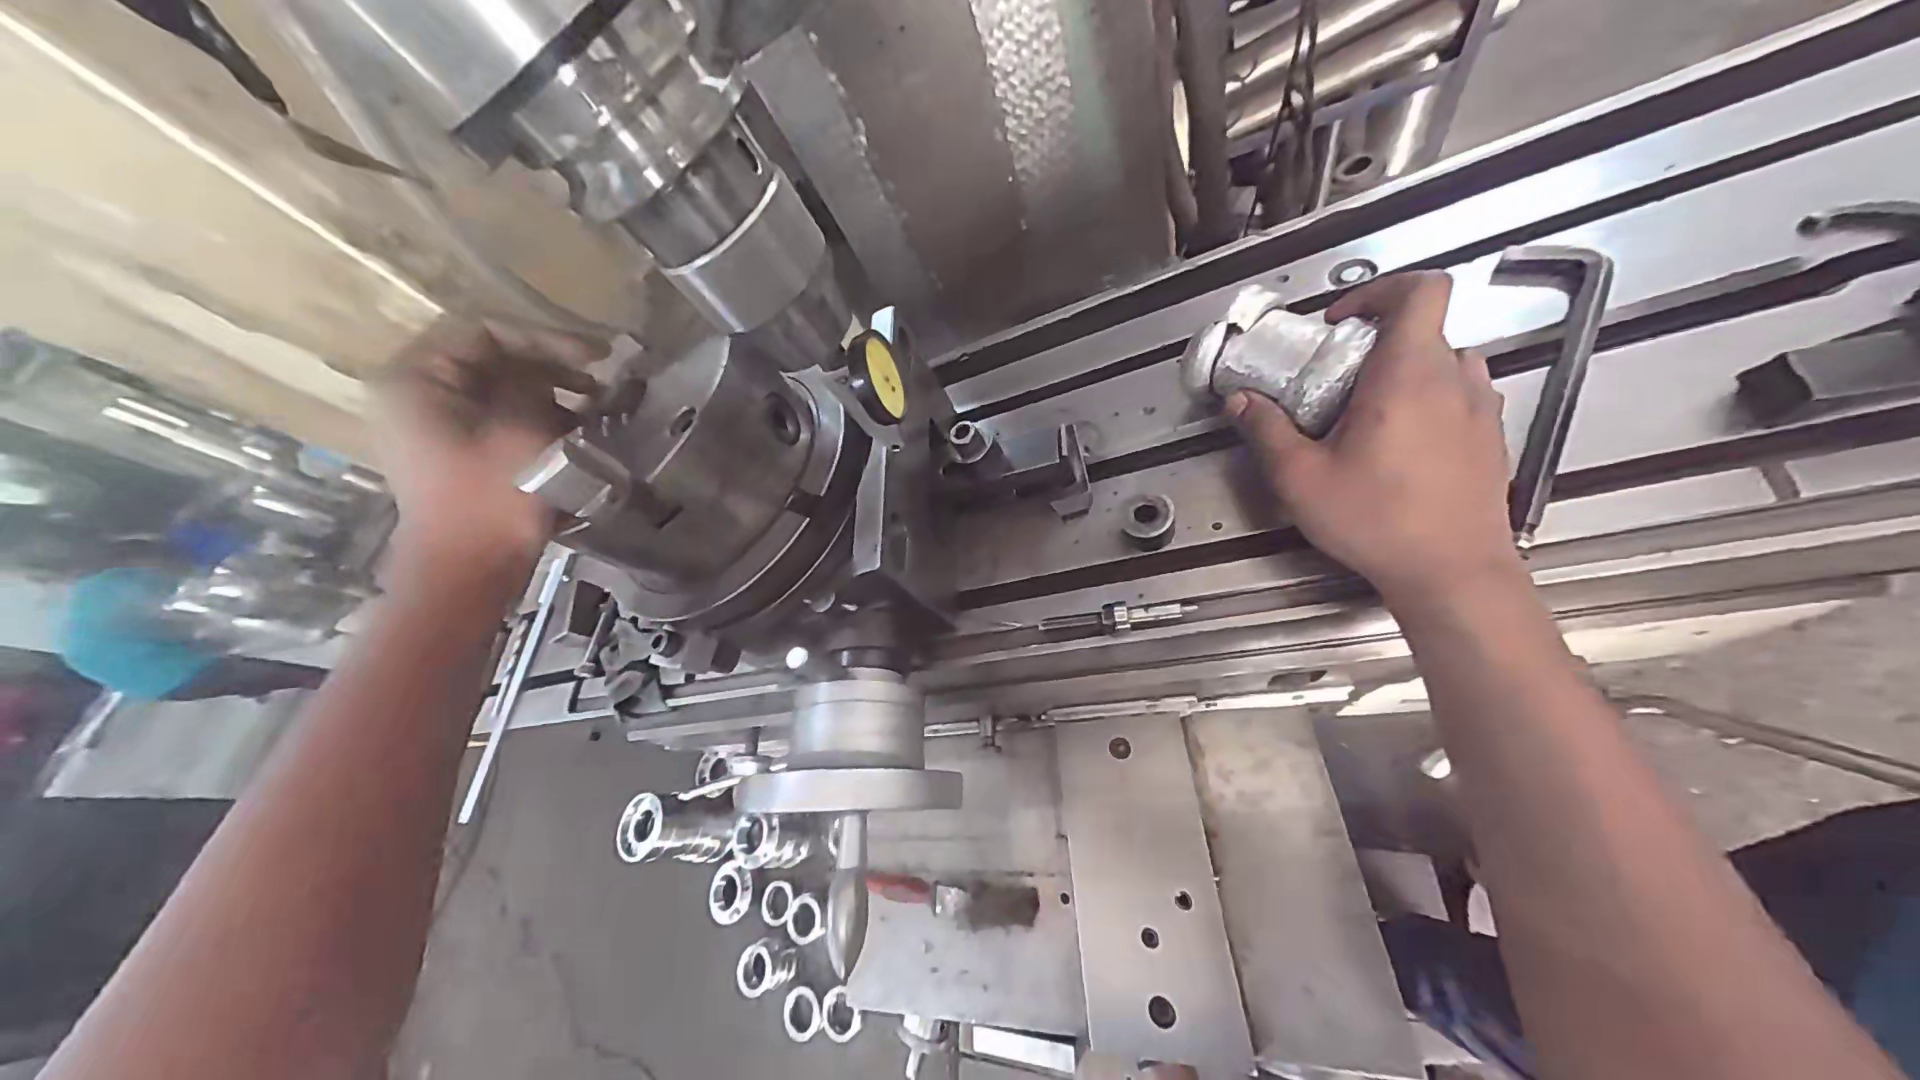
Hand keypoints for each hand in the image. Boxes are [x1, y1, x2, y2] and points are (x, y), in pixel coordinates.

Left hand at [373, 319, 602, 581]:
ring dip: (553, 396)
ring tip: (598, 411)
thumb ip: (536, 388)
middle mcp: (418, 395)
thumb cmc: (491, 501)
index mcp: (417, 381)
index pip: (485, 332)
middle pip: (493, 361)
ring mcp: (436, 427)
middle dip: (553, 369)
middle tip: (603, 384)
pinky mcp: (458, 454)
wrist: (467, 573)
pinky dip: (541, 420)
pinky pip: (502, 420)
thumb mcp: (522, 433)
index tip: (597, 357)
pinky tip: (579, 434)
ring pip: (502, 391)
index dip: (547, 338)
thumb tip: (558, 374)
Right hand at [1226, 271, 1521, 604]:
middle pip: (1421, 329)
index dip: (1378, 290)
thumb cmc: (1380, 522)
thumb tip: (1242, 401)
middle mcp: (1453, 381)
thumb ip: (1266, 430)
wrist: (1451, 571)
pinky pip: (1457, 396)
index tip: (1340, 323)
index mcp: (1408, 376)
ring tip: (1364, 412)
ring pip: (1442, 361)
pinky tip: (1395, 445)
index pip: (1420, 290)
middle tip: (1334, 380)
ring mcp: (1480, 409)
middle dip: (1373, 344)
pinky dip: (1425, 401)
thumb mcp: (1300, 477)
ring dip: (1401, 371)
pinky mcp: (1488, 438)